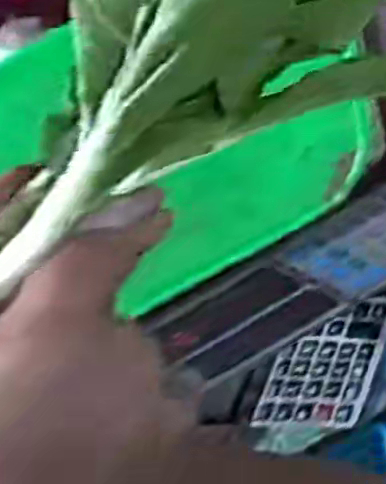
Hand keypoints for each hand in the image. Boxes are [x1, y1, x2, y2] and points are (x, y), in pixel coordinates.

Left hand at [0, 174, 191, 483]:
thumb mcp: (56, 328)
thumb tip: (135, 199)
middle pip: (4, 264)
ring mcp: (12, 355)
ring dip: (80, 241)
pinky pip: (69, 295)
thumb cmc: (43, 415)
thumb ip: (86, 257)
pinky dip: (101, 265)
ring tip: (131, 209)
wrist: (103, 480)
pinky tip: (137, 244)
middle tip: (98, 183)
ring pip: (36, 278)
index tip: (44, 168)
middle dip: (47, 219)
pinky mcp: (50, 360)